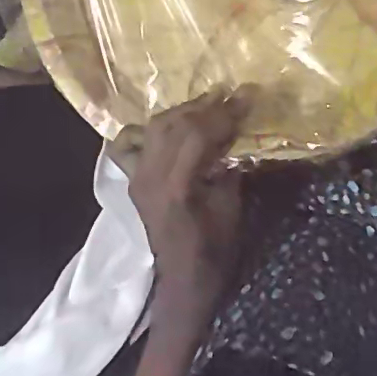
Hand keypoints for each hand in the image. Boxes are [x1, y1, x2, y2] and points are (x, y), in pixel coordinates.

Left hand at [127, 94, 246, 319]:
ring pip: (154, 128)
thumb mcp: (231, 206)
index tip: (246, 95)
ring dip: (182, 111)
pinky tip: (166, 126)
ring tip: (207, 103)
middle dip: (205, 105)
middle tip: (230, 95)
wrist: (184, 280)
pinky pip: (130, 145)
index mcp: (177, 185)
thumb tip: (234, 135)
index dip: (224, 112)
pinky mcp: (132, 181)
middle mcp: (150, 175)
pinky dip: (146, 130)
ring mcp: (137, 177)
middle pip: (175, 124)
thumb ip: (228, 167)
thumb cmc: (215, 248)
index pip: (198, 132)